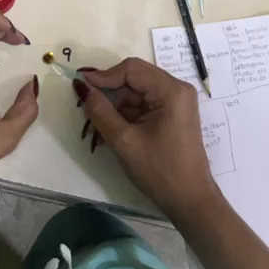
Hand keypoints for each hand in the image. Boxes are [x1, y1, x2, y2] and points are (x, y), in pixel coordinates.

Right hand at [77, 58, 220, 217]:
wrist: (189, 200)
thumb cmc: (159, 171)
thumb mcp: (124, 141)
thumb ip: (100, 111)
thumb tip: (81, 88)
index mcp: (171, 90)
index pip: (131, 69)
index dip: (103, 76)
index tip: (80, 88)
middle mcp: (176, 89)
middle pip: (134, 79)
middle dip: (109, 93)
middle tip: (86, 108)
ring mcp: (176, 102)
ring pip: (136, 92)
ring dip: (115, 106)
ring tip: (96, 126)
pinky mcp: (172, 114)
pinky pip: (143, 105)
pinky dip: (126, 114)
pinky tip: (110, 130)